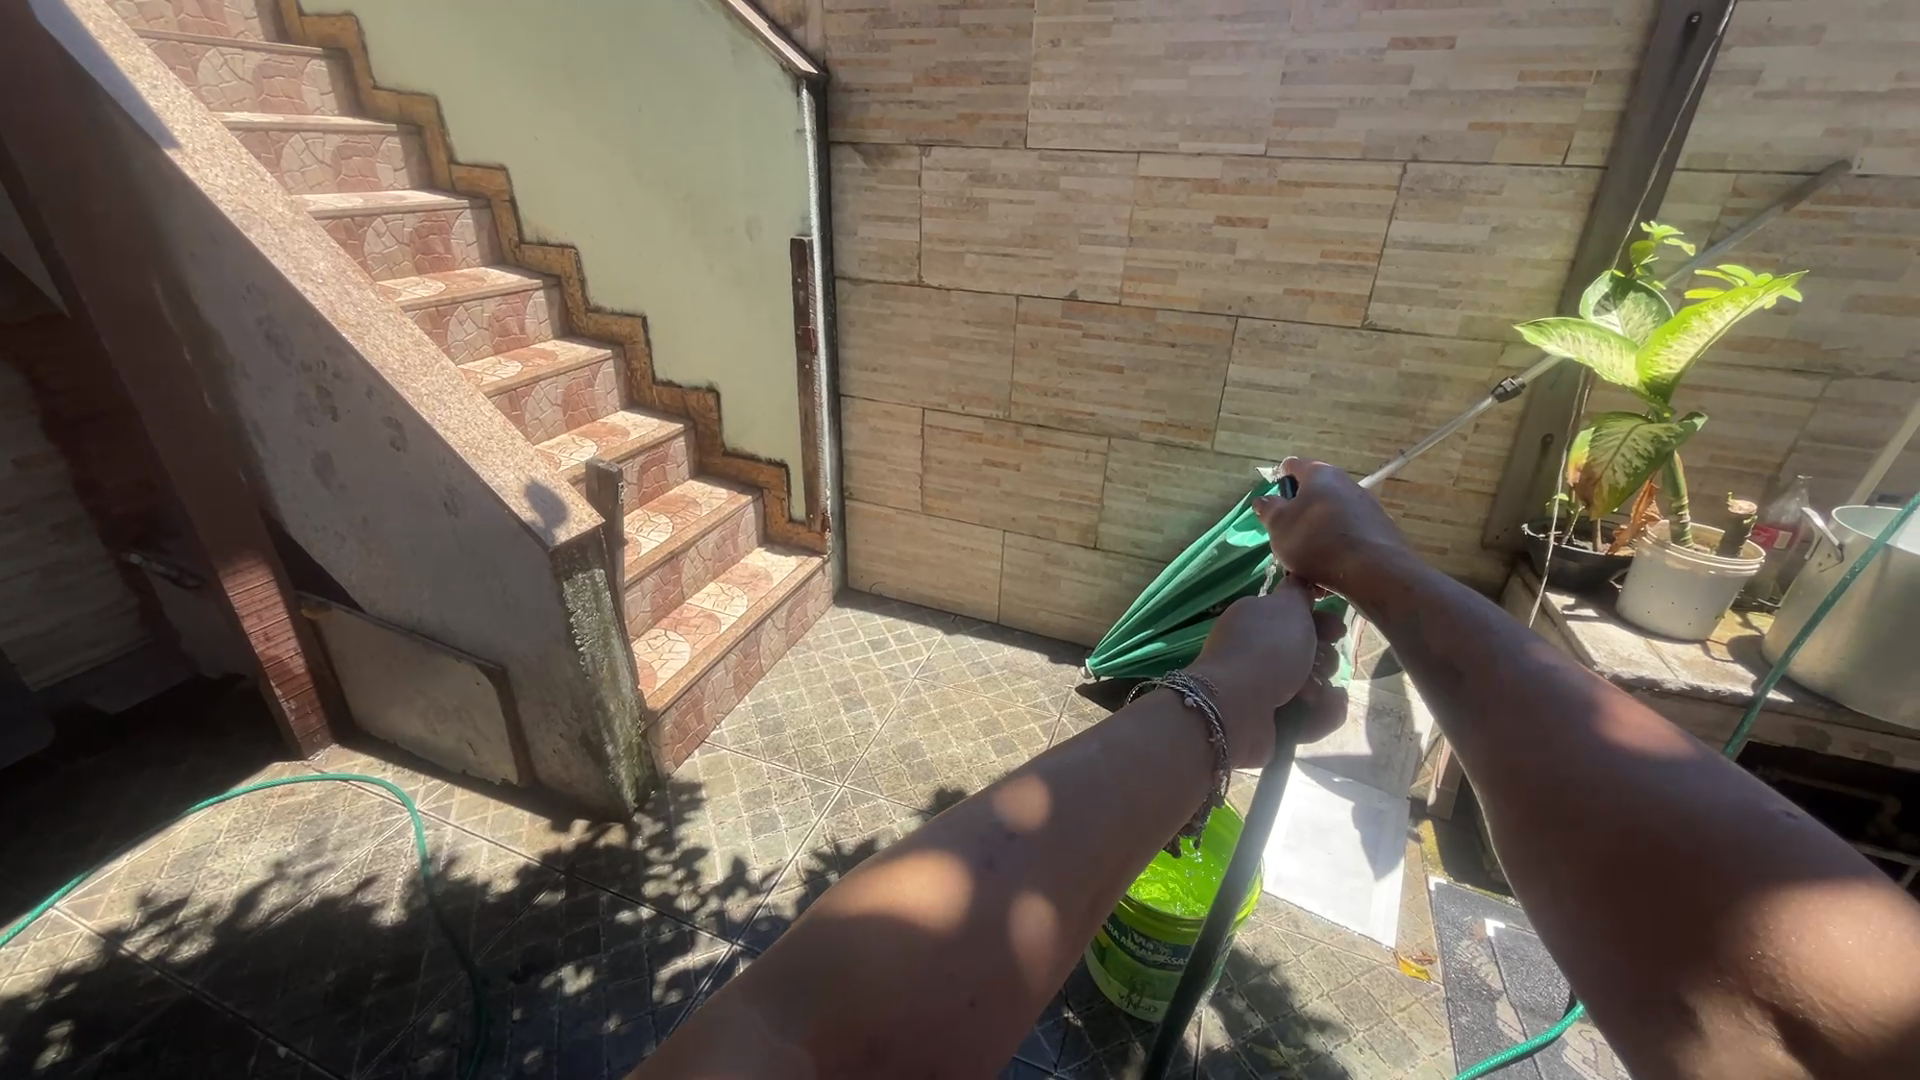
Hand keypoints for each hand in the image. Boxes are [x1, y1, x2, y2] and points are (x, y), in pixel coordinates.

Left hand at [1186, 577, 1348, 767]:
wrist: (1236, 707)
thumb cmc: (1266, 650)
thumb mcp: (1286, 608)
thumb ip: (1296, 594)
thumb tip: (1299, 583)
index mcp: (1253, 622)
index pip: (1292, 619)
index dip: (1320, 622)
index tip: (1338, 629)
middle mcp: (1254, 654)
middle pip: (1306, 654)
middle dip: (1325, 658)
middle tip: (1322, 663)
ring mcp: (1260, 690)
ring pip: (1312, 687)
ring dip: (1324, 688)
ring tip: (1316, 692)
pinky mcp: (1270, 723)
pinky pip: (1308, 717)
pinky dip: (1320, 714)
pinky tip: (1326, 707)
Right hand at [1254, 458, 1412, 597]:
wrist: (1373, 571)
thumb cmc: (1316, 541)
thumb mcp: (1279, 526)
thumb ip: (1269, 510)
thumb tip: (1265, 499)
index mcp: (1320, 475)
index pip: (1294, 465)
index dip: (1280, 479)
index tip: (1273, 501)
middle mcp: (1347, 484)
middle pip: (1314, 495)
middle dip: (1298, 515)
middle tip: (1286, 538)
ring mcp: (1367, 507)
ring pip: (1331, 518)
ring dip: (1316, 536)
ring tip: (1306, 564)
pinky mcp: (1380, 531)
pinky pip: (1348, 537)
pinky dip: (1335, 550)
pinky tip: (1327, 574)